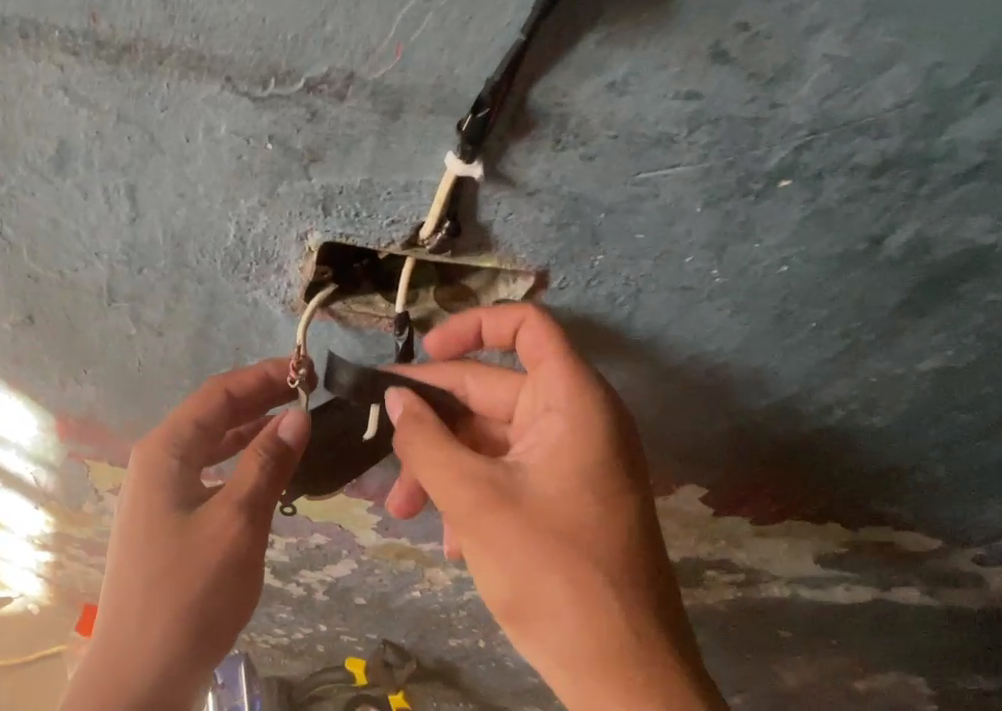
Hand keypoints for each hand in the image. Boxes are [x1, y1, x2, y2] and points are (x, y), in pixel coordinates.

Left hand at [60, 358, 309, 710]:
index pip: (216, 394)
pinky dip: (239, 466)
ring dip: (250, 433)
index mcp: (165, 450)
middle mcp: (156, 461)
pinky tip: (267, 472)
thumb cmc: (189, 591)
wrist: (141, 670)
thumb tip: (296, 415)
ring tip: (295, 424)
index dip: (260, 377)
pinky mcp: (166, 521)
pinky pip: (207, 476)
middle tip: (306, 392)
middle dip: (257, 401)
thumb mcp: (236, 523)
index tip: (303, 368)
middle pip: (211, 416)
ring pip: (210, 447)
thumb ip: (266, 465)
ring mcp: (158, 492)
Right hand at [383, 304, 724, 710]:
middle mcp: (574, 422)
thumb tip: (394, 399)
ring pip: (487, 439)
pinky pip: (503, 474)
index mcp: (572, 403)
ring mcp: (569, 464)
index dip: (471, 327)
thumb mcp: (473, 499)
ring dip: (439, 464)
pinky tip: (445, 537)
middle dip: (430, 419)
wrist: (623, 677)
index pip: (526, 326)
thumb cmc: (550, 571)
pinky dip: (467, 493)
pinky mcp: (562, 501)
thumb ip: (424, 441)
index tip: (423, 354)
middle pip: (489, 389)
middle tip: (378, 440)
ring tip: (400, 507)